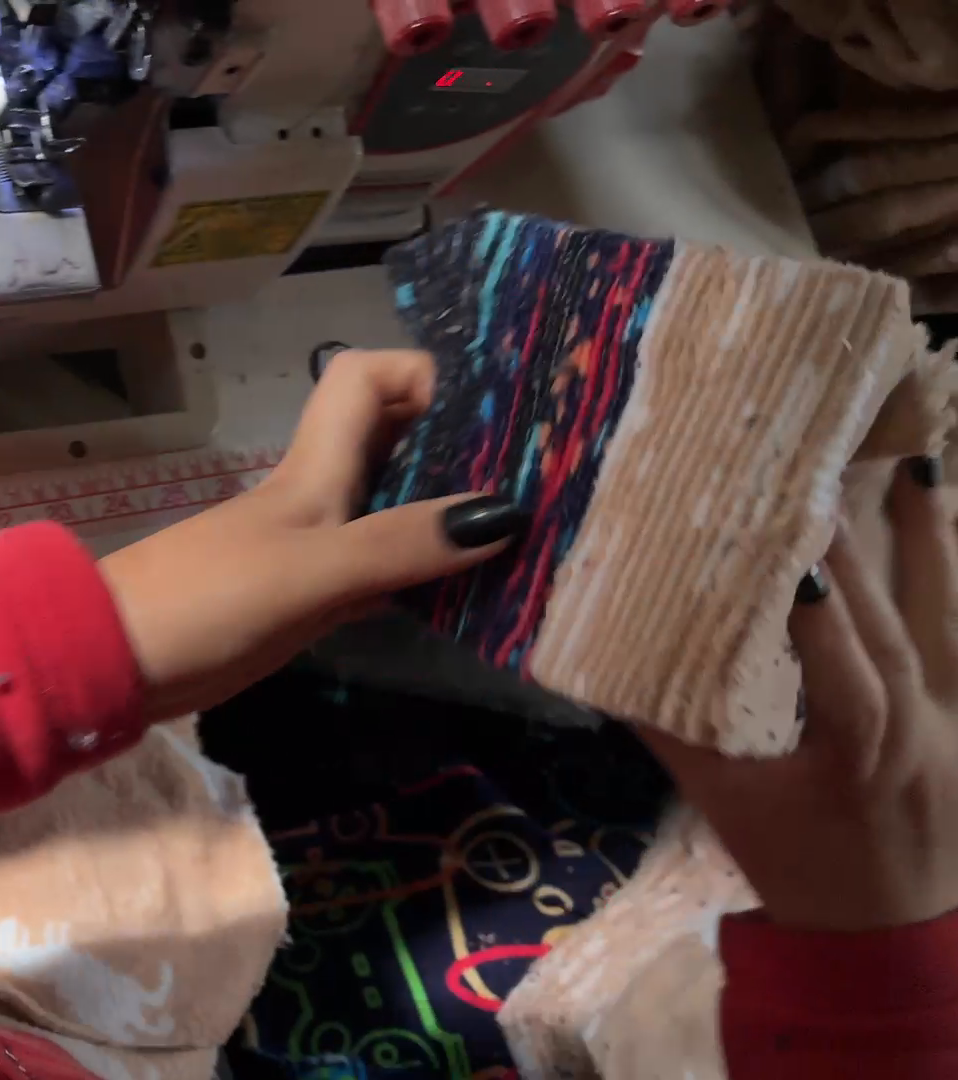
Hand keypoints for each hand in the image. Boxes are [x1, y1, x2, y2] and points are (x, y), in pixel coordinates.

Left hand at [97, 348, 526, 719]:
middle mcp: (313, 497)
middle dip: (461, 446)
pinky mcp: (300, 597)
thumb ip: (396, 545)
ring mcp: (307, 548)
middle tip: (544, 480)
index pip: (362, 379)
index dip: (422, 374)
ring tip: (532, 540)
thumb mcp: (307, 573)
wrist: (116, 657)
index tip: (490, 413)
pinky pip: (375, 570)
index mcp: (309, 470)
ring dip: (448, 515)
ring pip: (390, 508)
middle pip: (390, 441)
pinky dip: (418, 573)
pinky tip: (466, 598)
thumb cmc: (206, 603)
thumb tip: (505, 511)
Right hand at [642, 457, 957, 931]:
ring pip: (943, 612)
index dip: (802, 586)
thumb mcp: (711, 791)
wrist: (886, 921)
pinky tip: (937, 522)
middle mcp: (919, 717)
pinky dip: (948, 575)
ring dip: (925, 540)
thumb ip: (665, 721)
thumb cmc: (785, 851)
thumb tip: (602, 659)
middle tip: (806, 470)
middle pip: (883, 614)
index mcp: (854, 740)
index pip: (831, 646)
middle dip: (846, 542)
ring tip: (907, 468)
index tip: (765, 525)